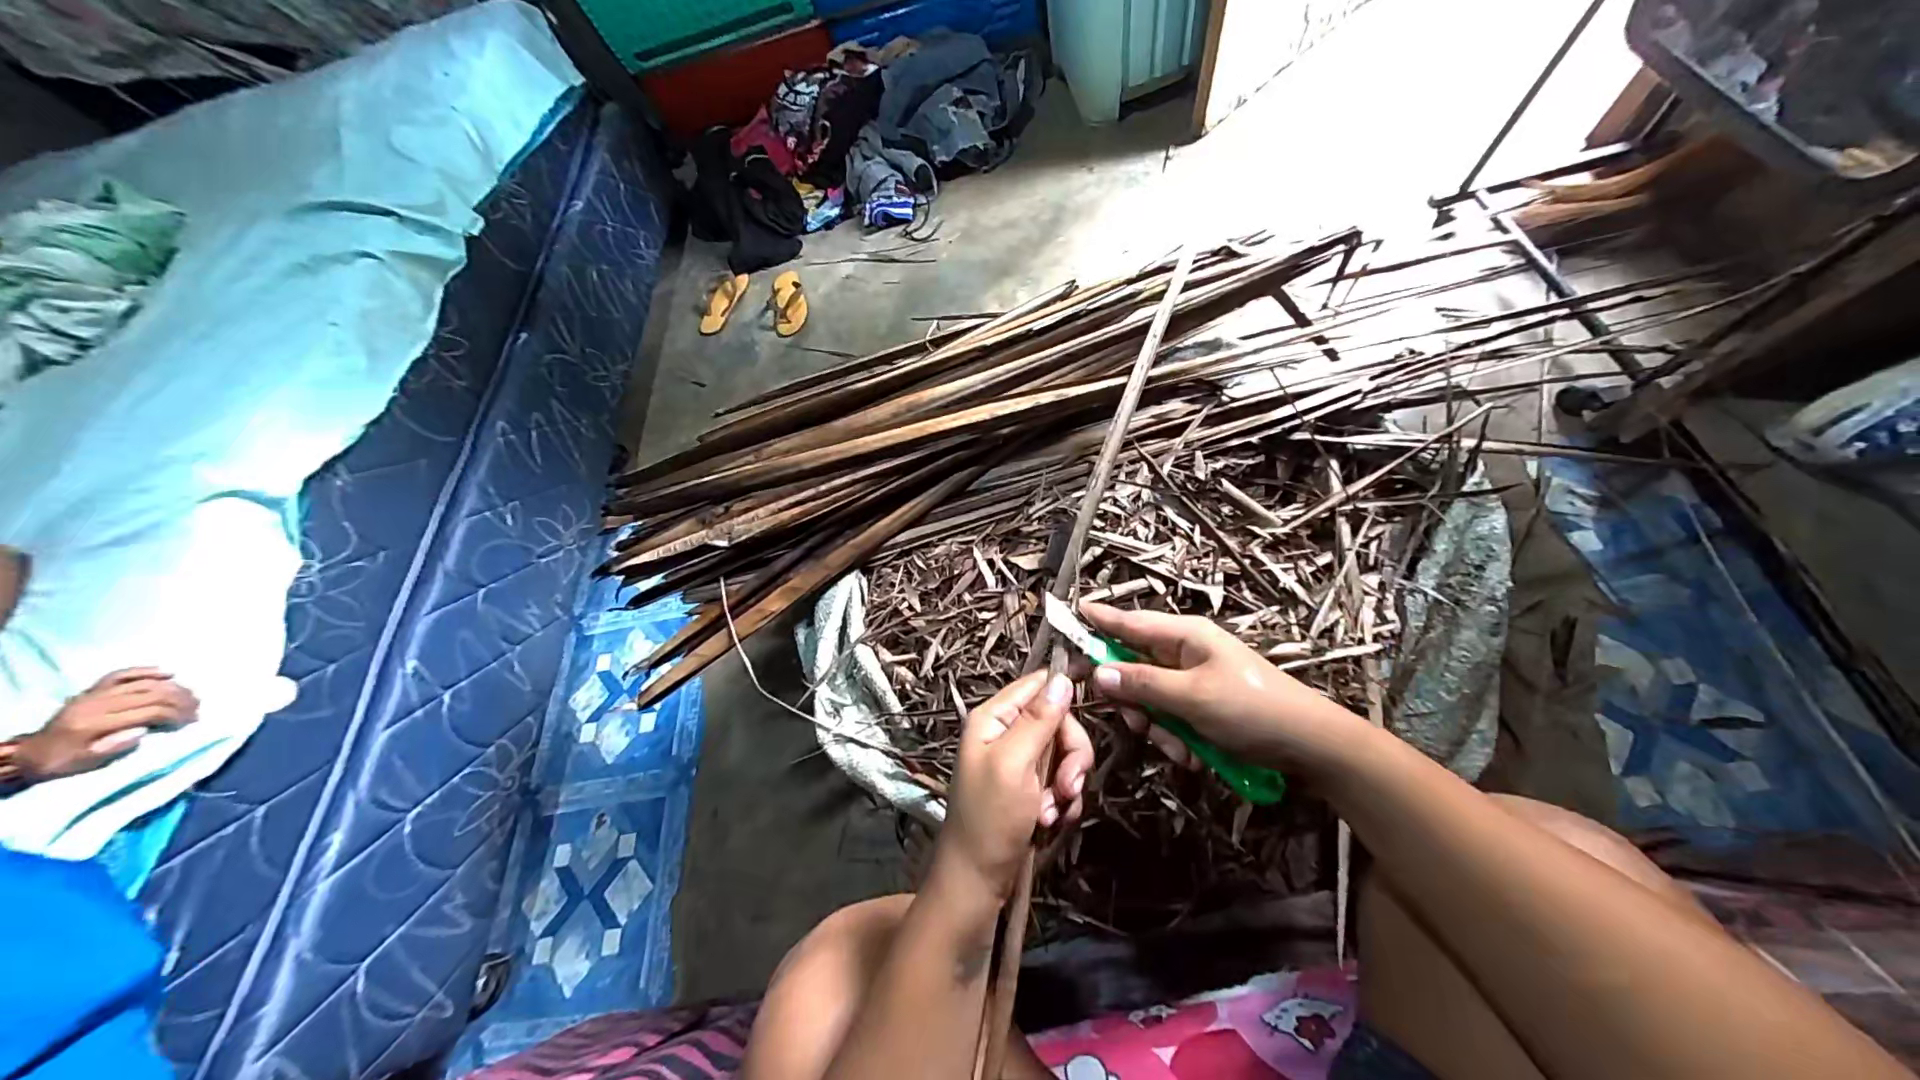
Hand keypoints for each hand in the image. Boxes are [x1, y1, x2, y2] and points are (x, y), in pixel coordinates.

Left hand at [12, 668, 198, 782]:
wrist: (29, 754)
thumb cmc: (62, 762)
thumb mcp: (84, 764)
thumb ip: (113, 748)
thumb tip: (142, 732)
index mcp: (95, 723)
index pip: (149, 712)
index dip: (176, 715)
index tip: (191, 721)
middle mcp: (96, 704)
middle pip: (151, 694)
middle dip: (181, 699)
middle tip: (199, 707)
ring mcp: (93, 694)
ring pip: (142, 683)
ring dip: (172, 687)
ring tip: (191, 694)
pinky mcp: (92, 690)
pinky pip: (121, 674)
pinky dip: (146, 671)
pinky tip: (167, 672)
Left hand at [933, 670, 1091, 898]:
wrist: (977, 880)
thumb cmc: (990, 817)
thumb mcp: (1014, 763)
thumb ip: (1039, 720)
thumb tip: (1063, 677)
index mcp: (993, 717)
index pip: (1038, 685)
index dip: (1064, 699)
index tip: (1081, 726)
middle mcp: (1006, 733)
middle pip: (1058, 722)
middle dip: (1071, 754)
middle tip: (1067, 786)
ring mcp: (1019, 762)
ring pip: (1065, 754)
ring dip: (1068, 783)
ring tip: (1052, 811)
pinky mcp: (1031, 788)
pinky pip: (1062, 781)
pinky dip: (1063, 802)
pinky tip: (1050, 822)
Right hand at [1079, 601, 1371, 776]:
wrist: (1310, 745)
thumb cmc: (1252, 709)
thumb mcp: (1192, 697)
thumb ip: (1141, 684)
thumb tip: (1099, 672)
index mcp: (1184, 636)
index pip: (1129, 622)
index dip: (1098, 620)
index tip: (1068, 615)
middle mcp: (1184, 653)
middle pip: (1132, 668)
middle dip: (1133, 701)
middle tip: (1138, 723)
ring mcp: (1193, 680)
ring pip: (1148, 699)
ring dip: (1158, 727)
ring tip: (1181, 749)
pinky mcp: (1202, 706)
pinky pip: (1170, 718)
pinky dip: (1176, 738)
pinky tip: (1194, 755)